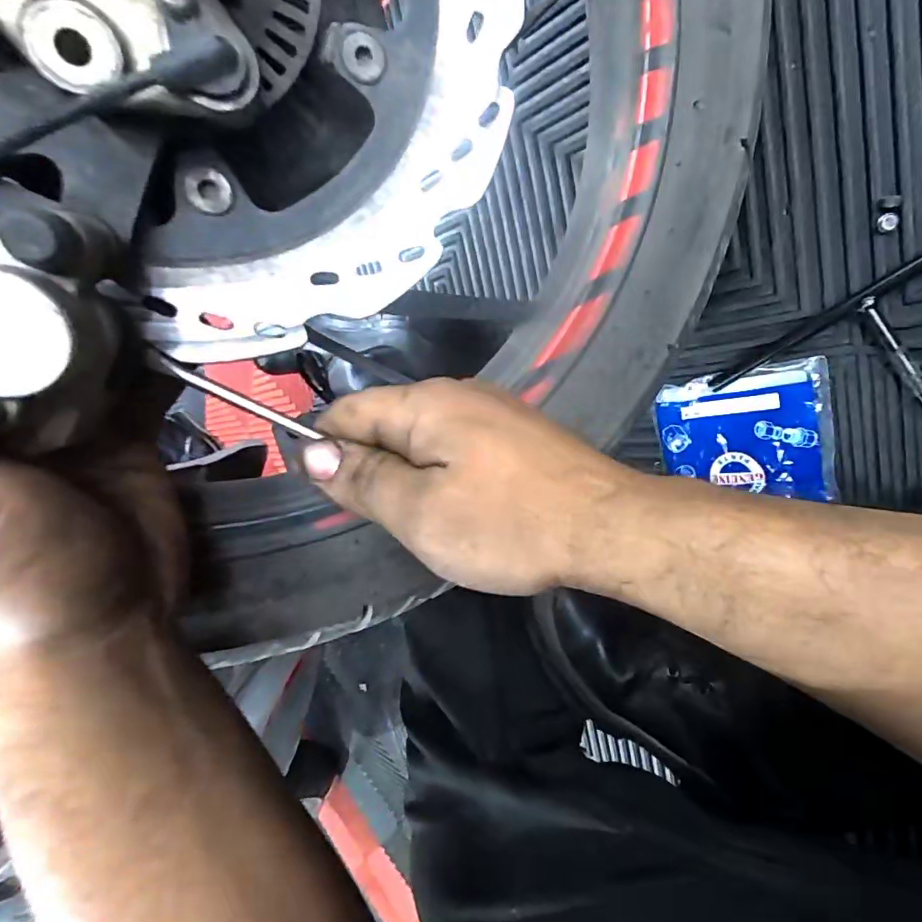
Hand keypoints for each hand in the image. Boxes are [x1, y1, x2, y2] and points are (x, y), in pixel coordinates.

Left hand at [0, 252, 185, 668]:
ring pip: (52, 312)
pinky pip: (124, 352)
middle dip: (14, 265)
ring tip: (126, 293)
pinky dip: (146, 334)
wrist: (118, 619)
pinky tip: (162, 324)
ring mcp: (34, 393)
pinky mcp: (108, 407)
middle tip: (67, 260)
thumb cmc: (1, 579)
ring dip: (92, 297)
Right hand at [301, 379, 648, 594]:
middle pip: (392, 424)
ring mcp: (502, 415)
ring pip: (432, 442)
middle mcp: (465, 395)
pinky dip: (456, 480)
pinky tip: (471, 513)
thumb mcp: (422, 511)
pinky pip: (469, 453)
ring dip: (418, 479)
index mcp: (429, 402)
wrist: (609, 526)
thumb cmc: (512, 524)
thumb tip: (311, 450)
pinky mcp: (527, 440)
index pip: (349, 411)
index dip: (324, 451)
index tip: (327, 498)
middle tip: (391, 521)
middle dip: (377, 469)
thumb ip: (364, 478)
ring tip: (434, 524)